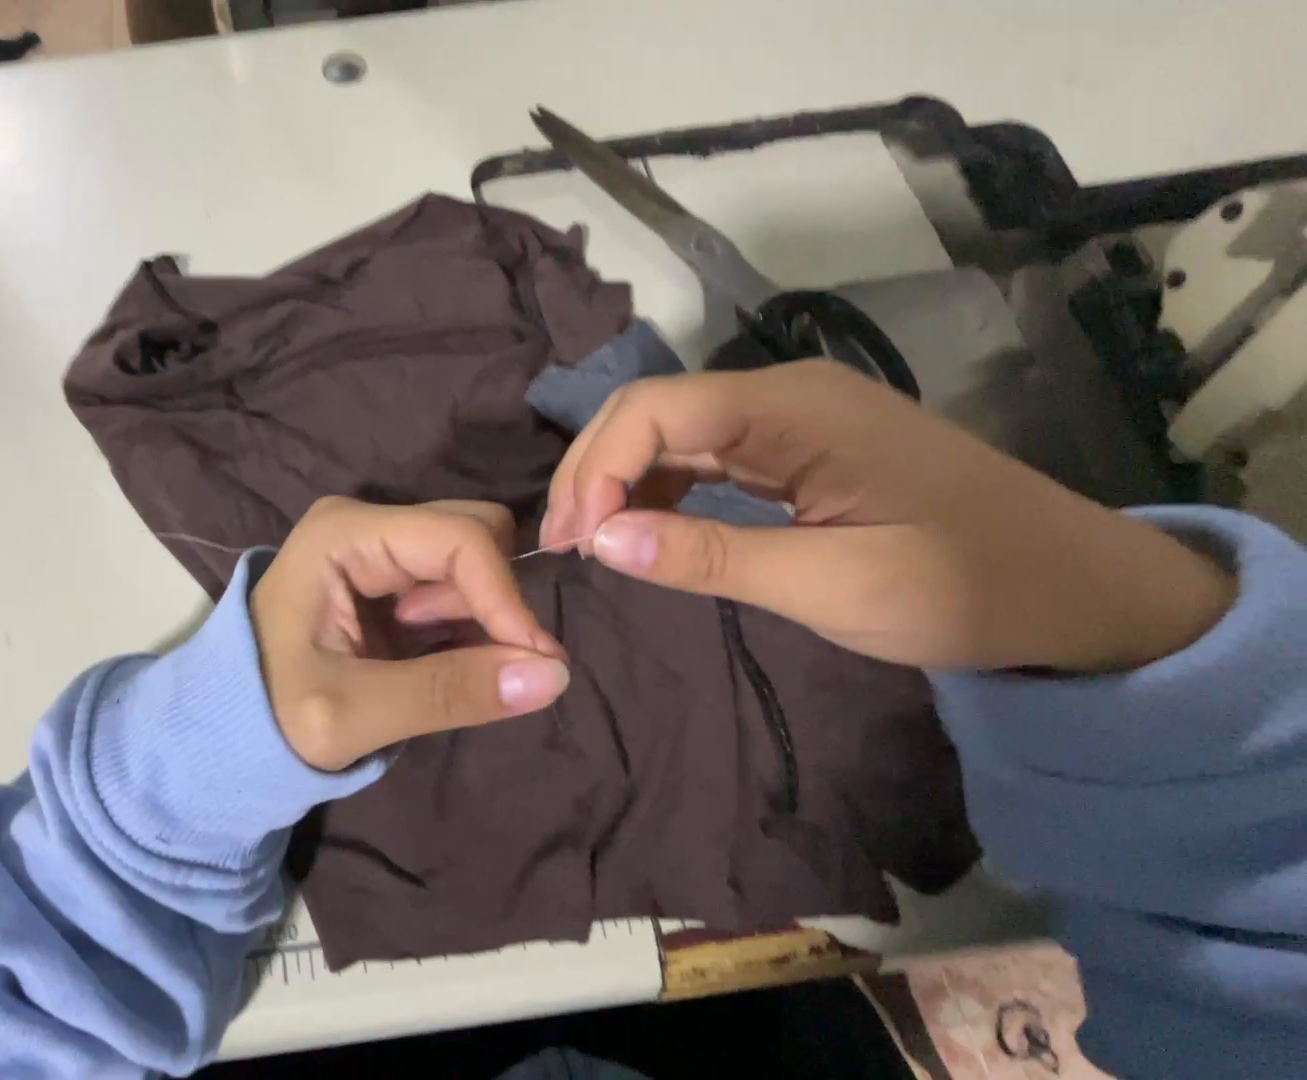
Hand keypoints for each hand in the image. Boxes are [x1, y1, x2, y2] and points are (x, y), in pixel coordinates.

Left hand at [251, 496, 569, 770]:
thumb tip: (554, 675)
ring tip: (420, 665)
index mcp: (342, 536)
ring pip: (471, 559)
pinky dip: (466, 622)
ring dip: (474, 616)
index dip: (505, 596)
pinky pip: (456, 584)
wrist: (231, 726)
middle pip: (471, 534)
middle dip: (490, 601)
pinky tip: (426, 657)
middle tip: (465, 663)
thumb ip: (448, 691)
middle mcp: (364, 524)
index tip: (539, 661)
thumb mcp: (355, 715)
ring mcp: (377, 546)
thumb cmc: (272, 717)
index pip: (456, 539)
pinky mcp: (389, 576)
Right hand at [541, 361, 1234, 672]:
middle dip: (592, 471)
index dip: (597, 468)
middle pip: (650, 410)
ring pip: (668, 430)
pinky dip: (656, 490)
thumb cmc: (967, 588)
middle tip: (560, 543)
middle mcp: (781, 396)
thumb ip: (711, 558)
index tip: (574, 541)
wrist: (1080, 592)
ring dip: (616, 480)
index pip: (656, 409)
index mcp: (794, 409)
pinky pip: (700, 456)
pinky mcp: (792, 450)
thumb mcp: (835, 585)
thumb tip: (599, 541)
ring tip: (584, 541)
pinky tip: (637, 528)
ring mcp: (787, 420)